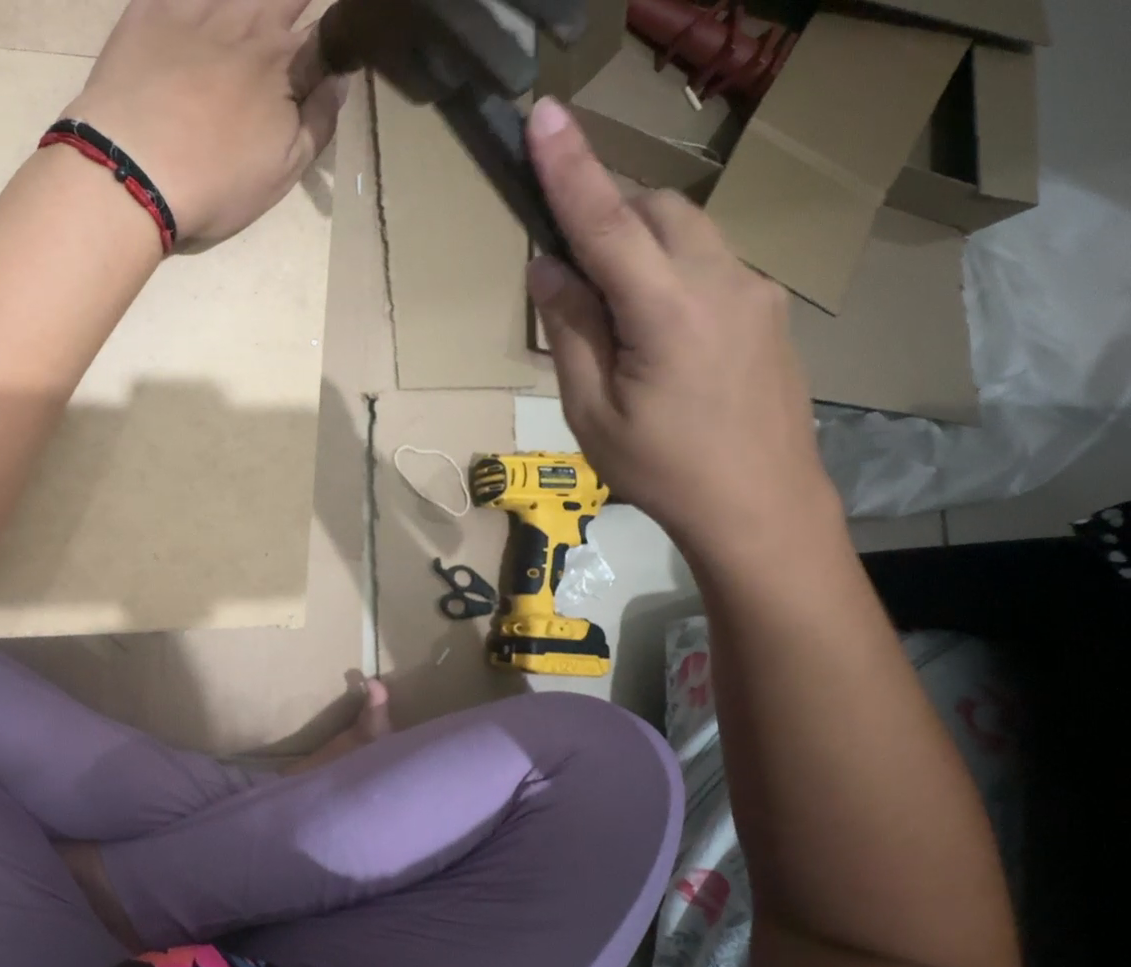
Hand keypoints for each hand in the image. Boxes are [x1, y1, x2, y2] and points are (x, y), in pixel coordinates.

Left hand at [67, 0, 345, 250]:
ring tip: (253, 14)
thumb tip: (338, 81)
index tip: (330, 47)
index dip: (331, 41)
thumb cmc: (212, 187)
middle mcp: (247, 28)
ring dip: (250, 2)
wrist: (129, 175)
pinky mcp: (149, 14)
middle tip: (289, 19)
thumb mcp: (281, 173)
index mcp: (285, 68)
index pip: (325, 37)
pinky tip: (197, 6)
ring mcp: (196, 15)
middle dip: (293, 8)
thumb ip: (319, 123)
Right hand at [524, 97, 841, 564]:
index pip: (605, 222)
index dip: (569, 168)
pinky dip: (668, 266)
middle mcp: (721, 283)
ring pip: (688, 229)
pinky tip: (651, 324)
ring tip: (607, 296)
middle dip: (607, 208)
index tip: (544, 116)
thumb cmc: (661, 470)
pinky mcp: (767, 309)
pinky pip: (709, 260)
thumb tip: (547, 267)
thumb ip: (570, 330)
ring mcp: (754, 292)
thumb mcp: (591, 410)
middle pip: (657, 208)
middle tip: (567, 254)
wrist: (762, 507)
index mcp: (667, 311)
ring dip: (639, 237)